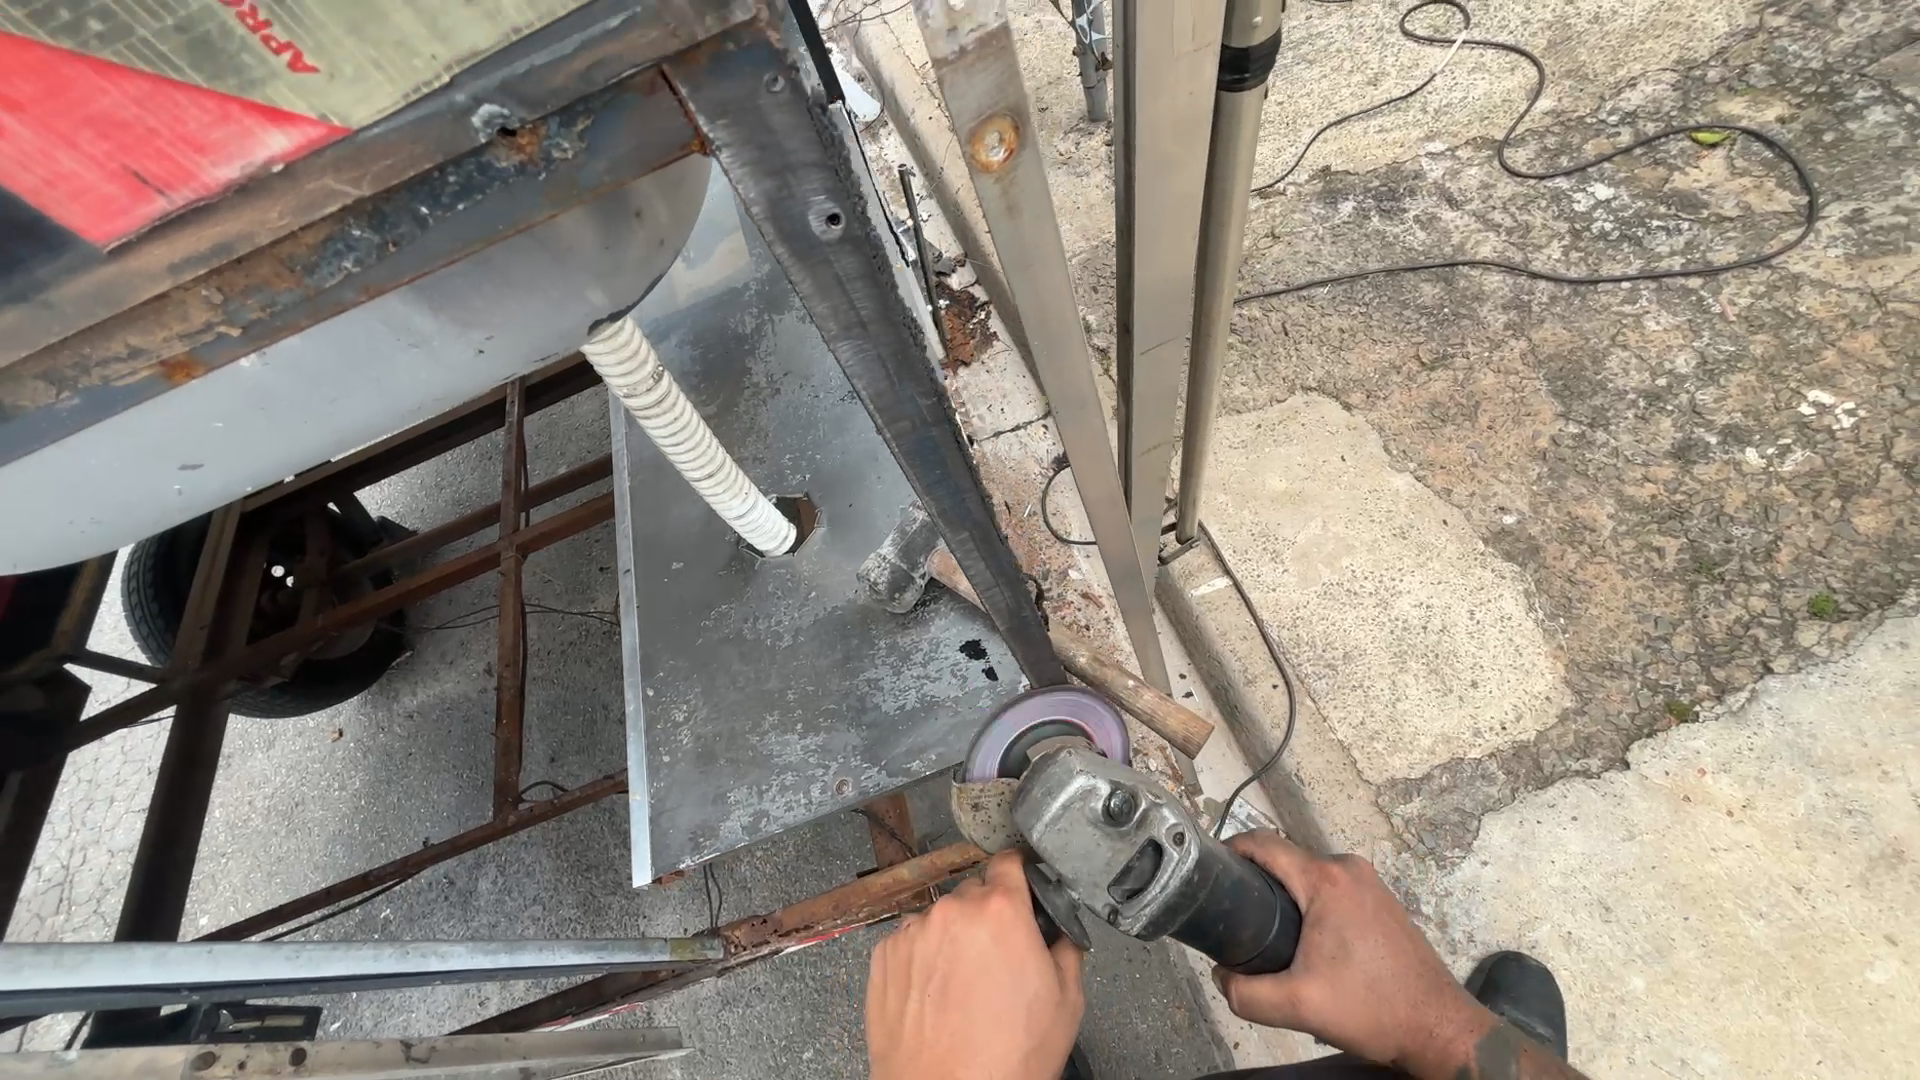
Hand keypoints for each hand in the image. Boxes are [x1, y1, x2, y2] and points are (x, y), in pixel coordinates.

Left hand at [866, 850, 1084, 1079]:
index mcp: (1001, 910)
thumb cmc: (1004, 1059)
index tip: (1019, 887)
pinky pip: (910, 941)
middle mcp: (955, 909)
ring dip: (952, 937)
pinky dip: (922, 959)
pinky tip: (936, 993)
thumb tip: (1060, 934)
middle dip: (987, 916)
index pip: (1009, 862)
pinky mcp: (886, 954)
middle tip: (996, 958)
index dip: (1018, 876)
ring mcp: (915, 930)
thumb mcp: (1066, 1003)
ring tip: (962, 985)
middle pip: (974, 892)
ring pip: (941, 918)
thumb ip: (1066, 949)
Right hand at [1212, 831, 1493, 1079]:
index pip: (1262, 842)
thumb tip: (1220, 975)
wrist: (1443, 1031)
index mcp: (1325, 879)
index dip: (1231, 849)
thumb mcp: (1299, 1007)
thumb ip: (1246, 993)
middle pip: (1285, 857)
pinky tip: (1307, 935)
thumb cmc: (1373, 1010)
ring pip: (1309, 872)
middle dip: (1257, 877)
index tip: (1211, 869)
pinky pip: (1332, 884)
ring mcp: (1369, 880)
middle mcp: (1347, 867)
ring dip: (1286, 890)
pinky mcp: (1382, 897)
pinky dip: (1312, 899)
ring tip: (1269, 927)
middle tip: (1236, 910)